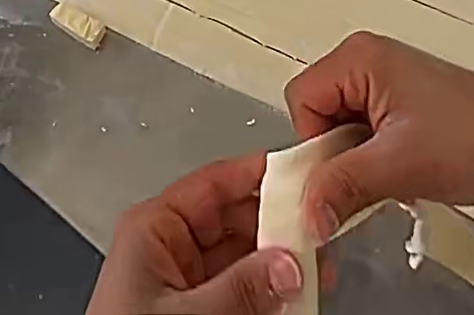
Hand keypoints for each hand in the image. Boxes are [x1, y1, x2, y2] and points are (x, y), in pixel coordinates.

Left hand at [87, 152, 305, 314]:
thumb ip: (240, 288)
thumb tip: (288, 263)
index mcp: (155, 227)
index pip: (214, 183)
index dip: (257, 173)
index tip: (298, 172)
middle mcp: (169, 245)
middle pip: (233, 218)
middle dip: (276, 223)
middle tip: (318, 229)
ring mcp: (183, 280)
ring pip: (240, 255)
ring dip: (277, 262)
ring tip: (317, 266)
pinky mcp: (194, 308)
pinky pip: (237, 288)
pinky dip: (266, 292)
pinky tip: (295, 297)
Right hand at [284, 31, 473, 241]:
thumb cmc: (473, 140)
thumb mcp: (399, 167)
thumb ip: (344, 186)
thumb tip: (308, 211)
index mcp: (359, 56)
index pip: (303, 98)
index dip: (313, 142)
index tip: (335, 177)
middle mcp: (366, 57)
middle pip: (319, 108)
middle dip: (337, 151)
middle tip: (367, 178)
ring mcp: (383, 74)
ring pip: (340, 120)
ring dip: (356, 155)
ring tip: (391, 172)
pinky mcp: (398, 94)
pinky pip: (362, 123)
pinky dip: (372, 151)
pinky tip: (399, 167)